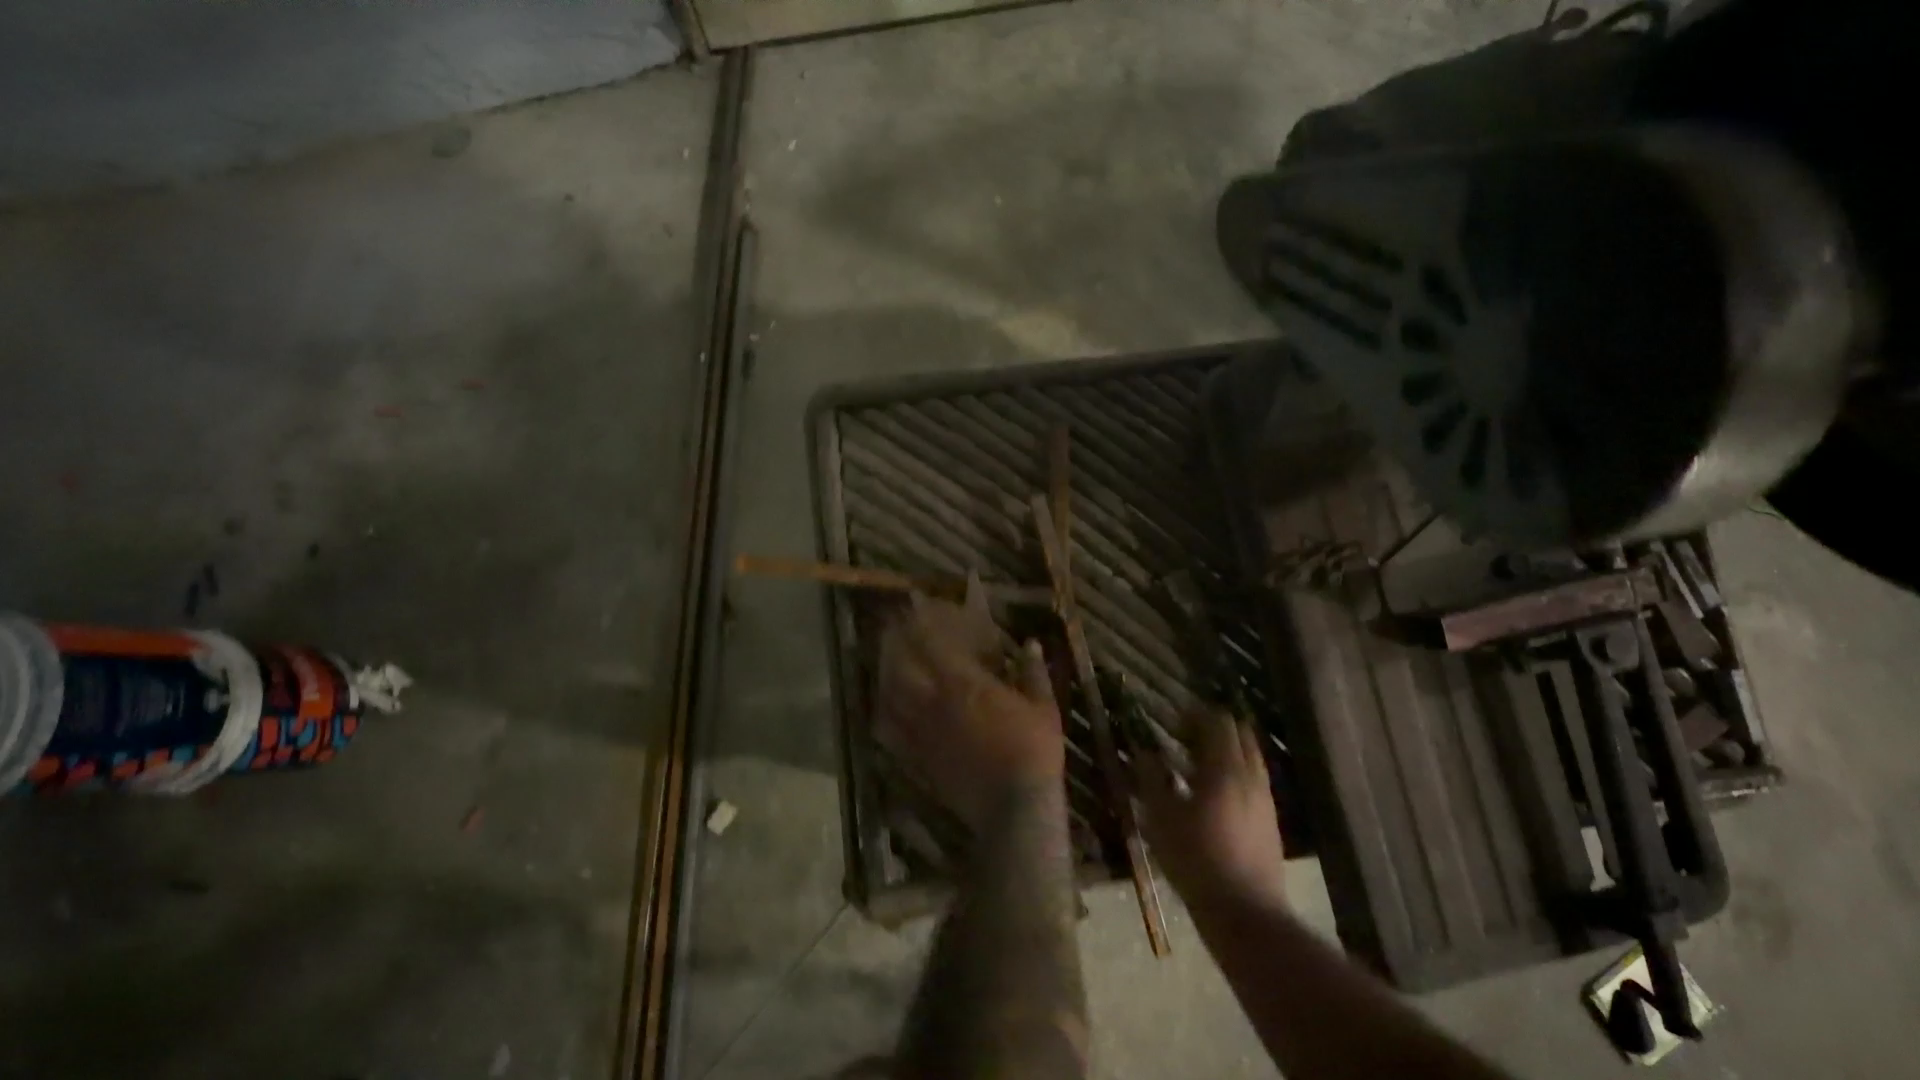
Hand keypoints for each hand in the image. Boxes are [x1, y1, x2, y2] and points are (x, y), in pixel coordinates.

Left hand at [874, 595, 1064, 830]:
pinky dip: (882, 715)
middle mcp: (932, 702)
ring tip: (883, 662)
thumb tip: (1031, 645)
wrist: (1013, 807)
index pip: (931, 643)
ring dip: (882, 673)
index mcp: (963, 683)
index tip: (915, 608)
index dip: (920, 623)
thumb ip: (1033, 673)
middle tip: (890, 628)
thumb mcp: (1043, 707)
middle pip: (899, 664)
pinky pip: (889, 732)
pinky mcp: (916, 758)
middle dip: (892, 642)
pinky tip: (883, 708)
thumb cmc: (1033, 750)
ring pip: (888, 695)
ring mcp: (920, 732)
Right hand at [1134, 711, 1287, 909]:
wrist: (1244, 910)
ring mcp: (1266, 799)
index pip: (1218, 722)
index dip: (1195, 715)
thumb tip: (1143, 751)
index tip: (1173, 720)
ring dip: (1227, 753)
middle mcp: (1252, 776)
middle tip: (1186, 739)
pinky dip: (1236, 776)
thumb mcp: (1161, 819)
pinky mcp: (1271, 821)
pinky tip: (1215, 798)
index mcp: (1225, 769)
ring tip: (1198, 768)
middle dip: (1214, 729)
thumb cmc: (1195, 860)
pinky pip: (1254, 782)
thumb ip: (1151, 779)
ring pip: (1251, 758)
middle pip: (1240, 734)